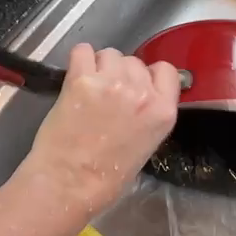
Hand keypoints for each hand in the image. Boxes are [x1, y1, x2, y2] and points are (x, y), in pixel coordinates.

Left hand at [20, 44, 179, 218]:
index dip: (149, 75)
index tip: (137, 85)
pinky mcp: (81, 79)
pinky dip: (79, 61)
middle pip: (135, 62)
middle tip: (106, 95)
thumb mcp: (145, 145)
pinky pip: (82, 51)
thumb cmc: (106, 178)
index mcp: (163, 111)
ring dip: (100, 67)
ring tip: (89, 90)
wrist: (69, 184)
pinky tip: (75, 78)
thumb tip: (136, 97)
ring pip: (110, 54)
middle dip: (121, 74)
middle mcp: (141, 92)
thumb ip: (147, 114)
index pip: (166, 70)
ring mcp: (111, 83)